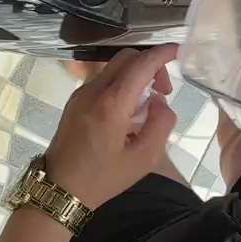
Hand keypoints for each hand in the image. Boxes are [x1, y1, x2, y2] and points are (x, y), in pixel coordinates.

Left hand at [41, 44, 177, 208]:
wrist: (60, 189)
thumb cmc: (103, 178)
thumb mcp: (145, 158)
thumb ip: (161, 123)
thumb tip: (160, 101)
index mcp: (112, 103)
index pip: (142, 64)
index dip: (163, 53)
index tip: (179, 52)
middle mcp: (94, 90)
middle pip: (127, 57)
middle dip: (151, 65)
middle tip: (163, 92)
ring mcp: (81, 93)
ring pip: (114, 67)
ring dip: (135, 75)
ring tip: (145, 106)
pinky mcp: (75, 100)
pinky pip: (103, 79)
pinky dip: (121, 84)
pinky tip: (126, 112)